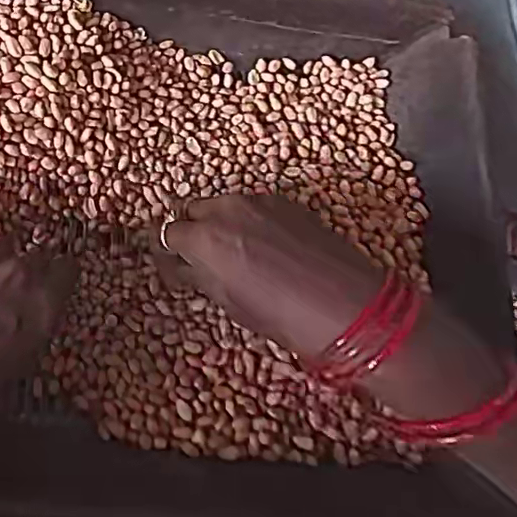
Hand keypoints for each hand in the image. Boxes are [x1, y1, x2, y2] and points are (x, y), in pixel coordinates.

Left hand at [0, 240, 75, 464]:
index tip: (50, 279)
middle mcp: (20, 274)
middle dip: (24, 271)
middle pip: (34, 256)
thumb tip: (34, 306)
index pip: (66, 269)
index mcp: (43, 305)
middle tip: (5, 292)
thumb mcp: (20, 361)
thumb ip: (35, 323)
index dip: (56, 274)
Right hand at [159, 194, 383, 360]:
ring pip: (222, 204)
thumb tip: (182, 264)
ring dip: (219, 223)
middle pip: (191, 210)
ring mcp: (257, 201)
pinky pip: (251, 205)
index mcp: (203, 237)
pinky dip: (247, 220)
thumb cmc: (282, 315)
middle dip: (190, 230)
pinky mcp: (285, 202)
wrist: (350, 308)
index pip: (166, 233)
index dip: (167, 250)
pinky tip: (264, 246)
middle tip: (201, 258)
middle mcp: (225, 209)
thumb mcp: (228, 300)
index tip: (173, 263)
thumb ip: (197, 274)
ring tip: (237, 252)